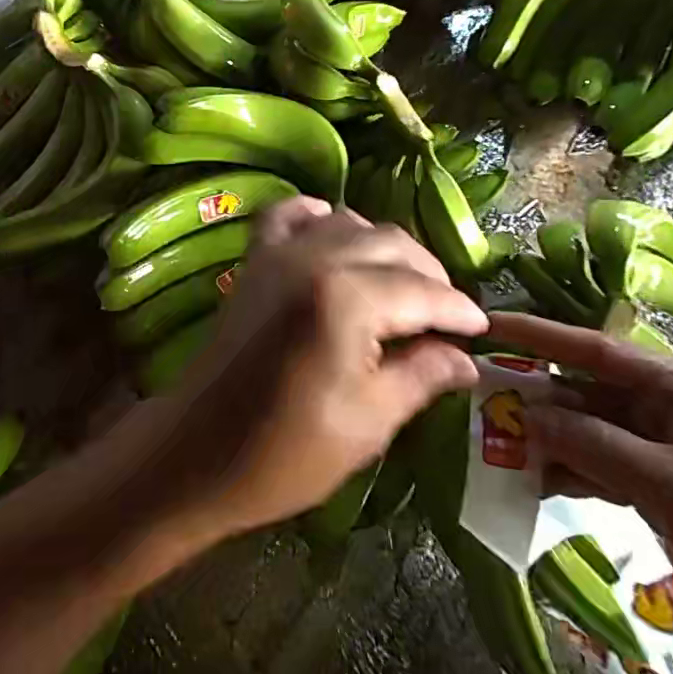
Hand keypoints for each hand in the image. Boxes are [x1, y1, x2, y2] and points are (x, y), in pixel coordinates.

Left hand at [146, 199, 486, 540]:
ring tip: (405, 286)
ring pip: (354, 223)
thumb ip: (423, 376)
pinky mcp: (256, 261)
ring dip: (387, 248)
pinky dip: (322, 216)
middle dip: (432, 276)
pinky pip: (292, 215)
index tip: (481, 330)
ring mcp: (281, 253)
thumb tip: (468, 361)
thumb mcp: (368, 423)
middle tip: (448, 316)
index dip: (459, 311)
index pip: (425, 291)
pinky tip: (338, 231)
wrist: (191, 458)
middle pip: (395, 245)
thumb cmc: (283, 453)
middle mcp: (317, 259)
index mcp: (349, 299)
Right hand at [488, 312, 672, 673]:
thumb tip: (529, 412)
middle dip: (537, 396)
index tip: (487, 325)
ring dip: (549, 441)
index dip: (540, 336)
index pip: (600, 353)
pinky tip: (533, 484)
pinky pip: (609, 475)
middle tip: (474, 399)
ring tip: (492, 444)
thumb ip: (600, 448)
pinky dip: (574, 477)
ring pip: (596, 436)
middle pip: (592, 395)